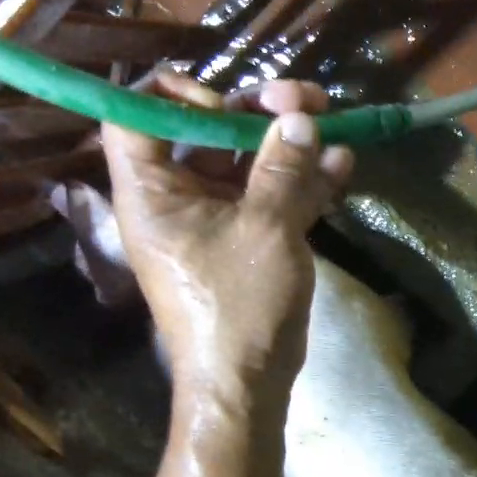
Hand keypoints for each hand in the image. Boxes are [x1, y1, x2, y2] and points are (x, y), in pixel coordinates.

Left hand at [102, 74, 353, 396]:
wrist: (249, 380)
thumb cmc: (238, 306)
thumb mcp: (265, 231)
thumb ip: (283, 171)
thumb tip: (301, 119)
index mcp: (153, 192)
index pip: (135, 116)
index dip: (175, 96)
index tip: (225, 103)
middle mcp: (179, 197)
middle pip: (207, 132)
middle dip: (258, 110)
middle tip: (305, 100)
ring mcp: (218, 219)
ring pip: (249, 162)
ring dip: (291, 142)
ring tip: (333, 121)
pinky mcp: (252, 239)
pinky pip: (275, 196)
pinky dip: (305, 181)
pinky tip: (341, 164)